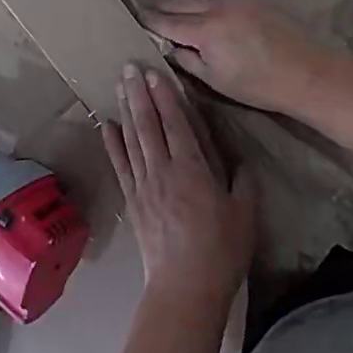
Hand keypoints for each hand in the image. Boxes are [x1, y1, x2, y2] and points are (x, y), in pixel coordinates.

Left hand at [102, 65, 255, 308]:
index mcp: (192, 168)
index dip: (165, 96)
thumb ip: (243, 180)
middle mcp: (163, 170)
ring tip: (119, 86)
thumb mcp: (246, 212)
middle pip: (148, 124)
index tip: (155, 73)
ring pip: (132, 139)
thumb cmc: (221, 249)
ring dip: (126, 110)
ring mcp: (143, 184)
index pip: (177, 123)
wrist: (185, 285)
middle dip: (139, 94)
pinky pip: (120, 165)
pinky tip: (107, 126)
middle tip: (129, 67)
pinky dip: (112, 144)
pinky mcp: (133, 200)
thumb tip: (239, 159)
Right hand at [143, 0, 336, 115]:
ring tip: (171, 2)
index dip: (150, 21)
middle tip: (149, 11)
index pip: (167, 23)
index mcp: (205, 31)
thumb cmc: (257, 85)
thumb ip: (187, 59)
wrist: (305, 73)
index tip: (136, 19)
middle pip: (180, 3)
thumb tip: (171, 46)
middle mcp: (216, 7)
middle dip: (162, 8)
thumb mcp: (214, 79)